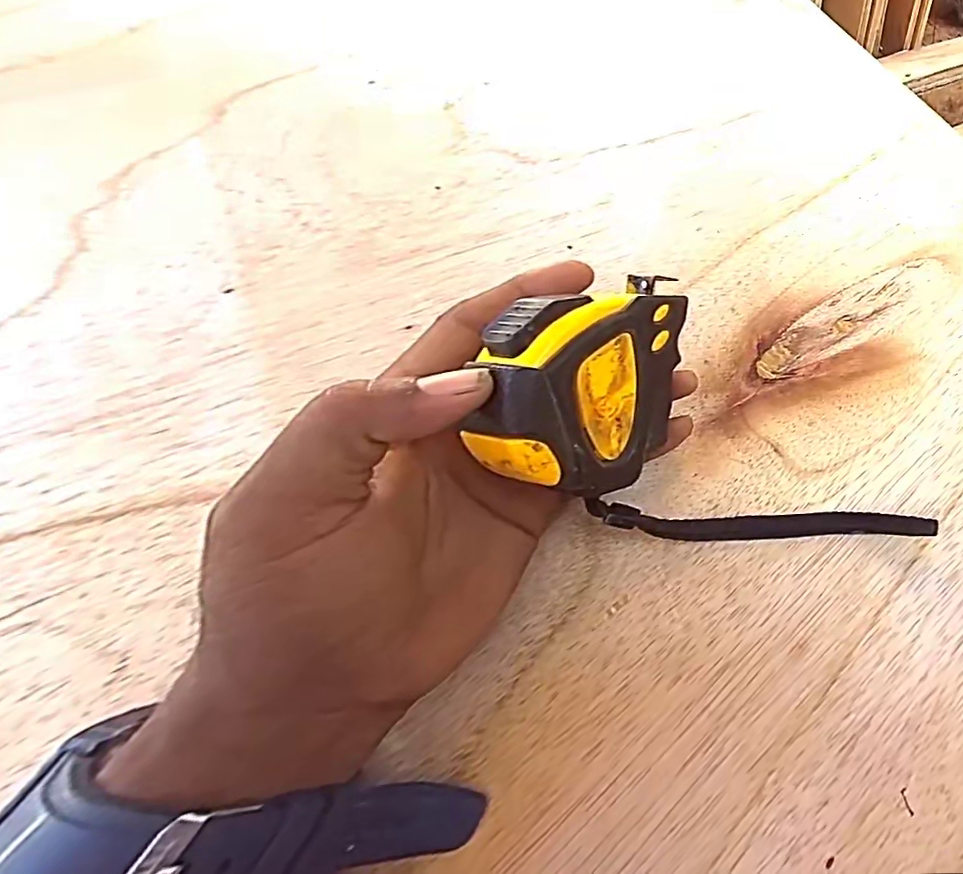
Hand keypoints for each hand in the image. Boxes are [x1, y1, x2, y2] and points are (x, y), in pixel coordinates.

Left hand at [100, 262, 695, 807]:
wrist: (322, 685)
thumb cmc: (286, 586)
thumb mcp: (291, 495)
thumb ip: (360, 420)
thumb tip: (468, 380)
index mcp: (405, 406)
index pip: (470, 333)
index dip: (522, 297)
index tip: (579, 278)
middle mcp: (464, 428)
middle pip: (540, 366)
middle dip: (593, 340)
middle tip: (649, 328)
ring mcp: (504, 470)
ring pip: (574, 413)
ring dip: (625, 392)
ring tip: (676, 378)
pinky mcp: (534, 511)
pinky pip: (590, 467)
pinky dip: (632, 447)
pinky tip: (671, 433)